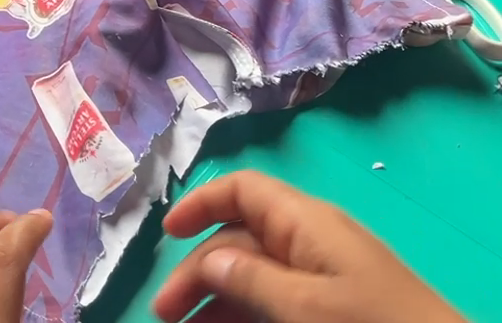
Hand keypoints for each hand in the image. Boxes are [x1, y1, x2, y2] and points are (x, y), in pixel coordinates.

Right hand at [152, 171, 464, 322]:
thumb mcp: (308, 308)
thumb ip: (252, 281)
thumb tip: (206, 258)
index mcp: (305, 223)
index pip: (242, 191)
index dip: (201, 204)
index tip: (167, 236)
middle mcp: (310, 242)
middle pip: (241, 242)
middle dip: (199, 271)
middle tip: (165, 313)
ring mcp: (325, 279)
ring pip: (256, 279)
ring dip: (217, 302)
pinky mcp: (335, 312)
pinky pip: (278, 306)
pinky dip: (247, 318)